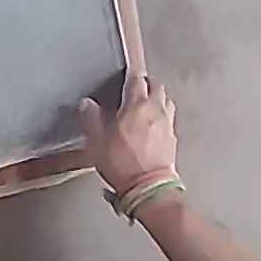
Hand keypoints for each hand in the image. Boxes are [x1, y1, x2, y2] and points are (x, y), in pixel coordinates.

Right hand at [77, 73, 176, 191]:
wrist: (148, 188)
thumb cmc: (122, 162)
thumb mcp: (97, 140)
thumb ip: (91, 118)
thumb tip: (87, 104)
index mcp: (136, 105)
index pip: (136, 79)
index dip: (132, 74)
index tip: (128, 72)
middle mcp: (155, 110)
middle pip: (157, 86)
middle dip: (148, 83)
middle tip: (138, 85)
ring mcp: (167, 125)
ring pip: (166, 101)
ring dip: (158, 98)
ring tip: (147, 102)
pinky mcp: (173, 140)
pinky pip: (169, 119)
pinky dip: (162, 116)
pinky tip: (153, 124)